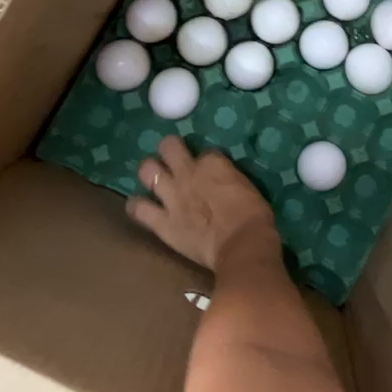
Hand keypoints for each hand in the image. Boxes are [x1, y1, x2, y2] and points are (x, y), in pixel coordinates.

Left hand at [127, 136, 278, 271]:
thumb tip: (224, 184)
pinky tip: (140, 208)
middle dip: (170, 150)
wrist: (241, 244)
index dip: (206, 161)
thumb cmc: (254, 216)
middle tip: (173, 160)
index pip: (205, 151)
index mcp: (213, 163)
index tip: (211, 171)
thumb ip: (229, 180)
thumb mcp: (247, 187)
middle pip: (169, 147)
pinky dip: (137, 207)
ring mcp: (171, 196)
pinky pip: (138, 209)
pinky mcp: (162, 222)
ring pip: (147, 171)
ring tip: (154, 181)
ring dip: (150, 174)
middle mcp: (188, 173)